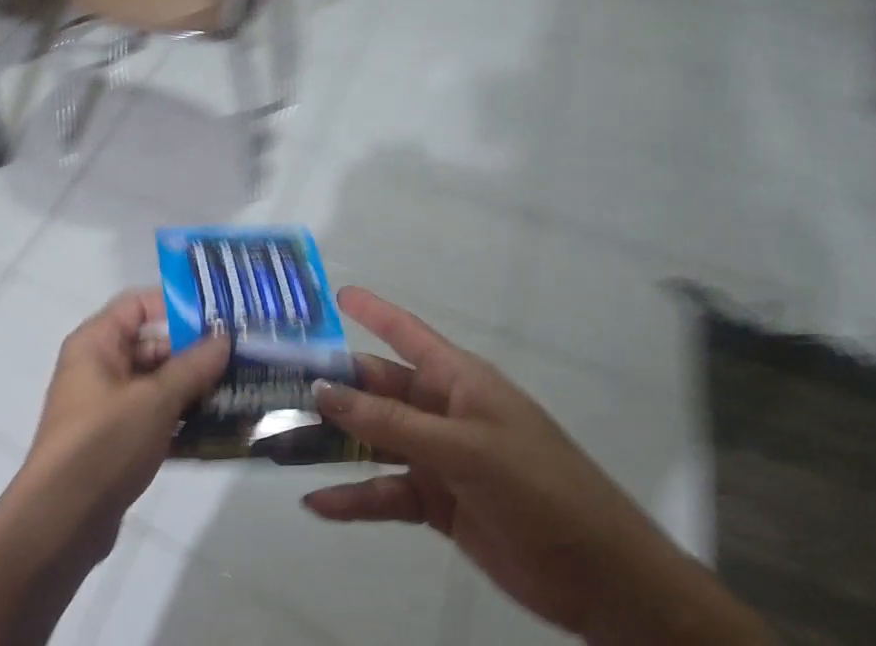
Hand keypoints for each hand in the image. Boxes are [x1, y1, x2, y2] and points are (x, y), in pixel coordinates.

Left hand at [16, 289, 230, 534]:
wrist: (64, 517)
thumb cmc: (104, 442)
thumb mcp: (154, 400)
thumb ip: (191, 367)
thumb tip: (223, 337)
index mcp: (95, 343)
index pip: (137, 305)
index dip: (177, 306)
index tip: (222, 317)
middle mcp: (97, 367)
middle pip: (151, 346)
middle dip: (196, 355)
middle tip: (246, 363)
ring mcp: (105, 406)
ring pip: (156, 386)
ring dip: (194, 393)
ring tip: (244, 397)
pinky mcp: (115, 441)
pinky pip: (154, 420)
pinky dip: (181, 424)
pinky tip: (221, 435)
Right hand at [304, 287, 769, 645]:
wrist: (604, 580)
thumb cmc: (541, 491)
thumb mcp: (463, 450)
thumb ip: (389, 423)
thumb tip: (321, 388)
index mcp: (460, 383)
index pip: (408, 335)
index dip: (373, 312)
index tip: (332, 295)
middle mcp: (443, 413)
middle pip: (375, 390)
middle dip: (329, 387)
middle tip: (272, 383)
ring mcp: (438, 458)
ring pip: (371, 441)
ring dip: (330, 444)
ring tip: (277, 442)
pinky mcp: (436, 502)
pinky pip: (382, 492)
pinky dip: (352, 498)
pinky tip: (316, 504)